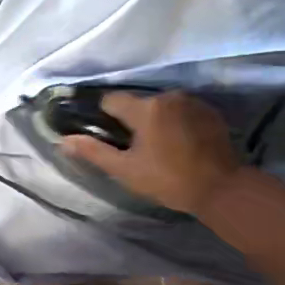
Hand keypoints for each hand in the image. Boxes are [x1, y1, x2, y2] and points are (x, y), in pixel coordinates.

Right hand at [60, 91, 241, 214]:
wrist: (220, 188)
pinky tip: (181, 145)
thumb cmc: (168, 181)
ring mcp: (192, 101)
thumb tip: (64, 140)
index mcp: (145, 109)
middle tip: (137, 150)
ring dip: (157, 121)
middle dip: (134, 121)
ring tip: (161, 148)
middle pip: (139, 103)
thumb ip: (95, 152)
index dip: (105, 117)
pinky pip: (183, 111)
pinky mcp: (210, 111)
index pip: (112, 100)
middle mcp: (168, 96)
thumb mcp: (126, 170)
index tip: (109, 136)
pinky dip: (177, 123)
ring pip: (162, 107)